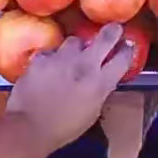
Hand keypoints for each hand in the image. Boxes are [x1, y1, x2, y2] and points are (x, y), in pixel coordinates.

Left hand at [4, 24, 135, 151]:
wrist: (29, 127)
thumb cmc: (63, 128)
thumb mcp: (91, 113)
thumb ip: (98, 92)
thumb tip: (101, 80)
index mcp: (100, 83)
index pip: (122, 59)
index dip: (128, 50)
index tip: (128, 45)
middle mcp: (84, 65)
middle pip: (104, 38)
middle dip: (112, 32)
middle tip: (114, 28)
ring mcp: (61, 58)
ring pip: (74, 41)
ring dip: (76, 47)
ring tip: (72, 56)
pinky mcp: (41, 58)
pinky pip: (51, 51)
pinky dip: (52, 58)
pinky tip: (48, 67)